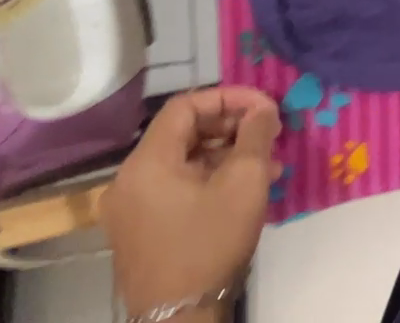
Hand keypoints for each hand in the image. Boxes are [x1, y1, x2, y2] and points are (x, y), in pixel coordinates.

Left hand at [103, 86, 280, 314]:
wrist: (180, 314)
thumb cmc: (211, 240)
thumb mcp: (245, 179)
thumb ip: (255, 133)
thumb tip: (262, 108)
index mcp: (146, 163)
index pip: (186, 105)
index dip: (229, 97)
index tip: (266, 107)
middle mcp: (129, 179)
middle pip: (184, 131)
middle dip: (232, 125)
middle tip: (270, 132)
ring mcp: (132, 205)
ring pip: (184, 158)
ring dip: (227, 152)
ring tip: (268, 163)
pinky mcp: (141, 226)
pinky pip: (178, 183)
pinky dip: (212, 175)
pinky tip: (245, 187)